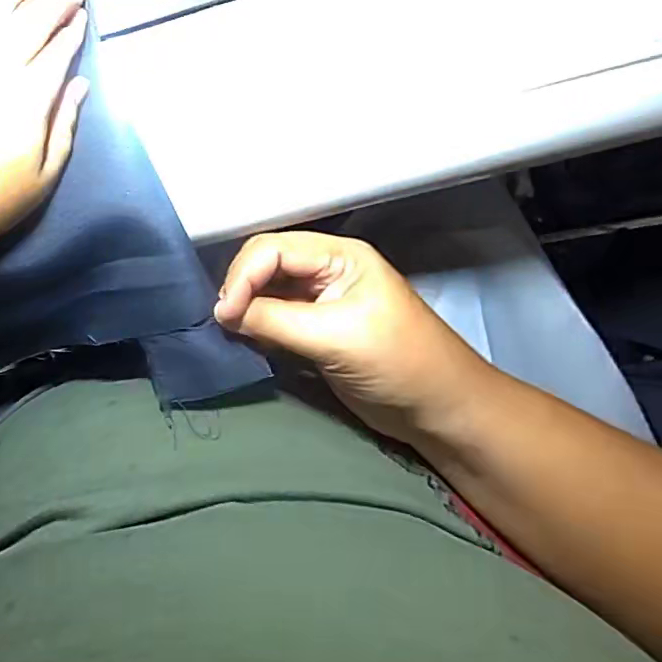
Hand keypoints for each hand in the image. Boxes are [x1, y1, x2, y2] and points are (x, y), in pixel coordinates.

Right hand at [213, 232, 502, 445]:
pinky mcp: (314, 330)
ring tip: (227, 331)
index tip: (224, 313)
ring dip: (244, 308)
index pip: (272, 249)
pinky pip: (273, 318)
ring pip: (265, 291)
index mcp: (339, 255)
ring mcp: (319, 300)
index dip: (242, 276)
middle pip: (265, 265)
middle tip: (222, 322)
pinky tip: (243, 339)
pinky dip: (254, 326)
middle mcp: (326, 270)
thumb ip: (274, 320)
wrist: (441, 412)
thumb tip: (220, 313)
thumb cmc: (400, 363)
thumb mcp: (335, 336)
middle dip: (239, 288)